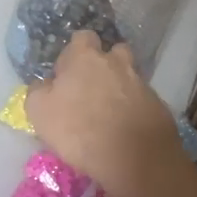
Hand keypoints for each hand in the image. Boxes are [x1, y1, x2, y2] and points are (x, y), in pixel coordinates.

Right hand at [25, 31, 185, 196]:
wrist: (135, 159)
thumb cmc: (79, 130)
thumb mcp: (39, 112)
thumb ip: (38, 91)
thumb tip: (44, 85)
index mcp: (85, 57)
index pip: (82, 37)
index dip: (74, 53)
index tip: (67, 74)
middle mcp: (116, 62)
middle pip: (113, 52)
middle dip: (105, 64)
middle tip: (93, 88)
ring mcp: (141, 83)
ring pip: (130, 76)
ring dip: (121, 86)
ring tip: (111, 110)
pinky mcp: (159, 106)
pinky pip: (143, 101)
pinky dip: (135, 110)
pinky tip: (127, 129)